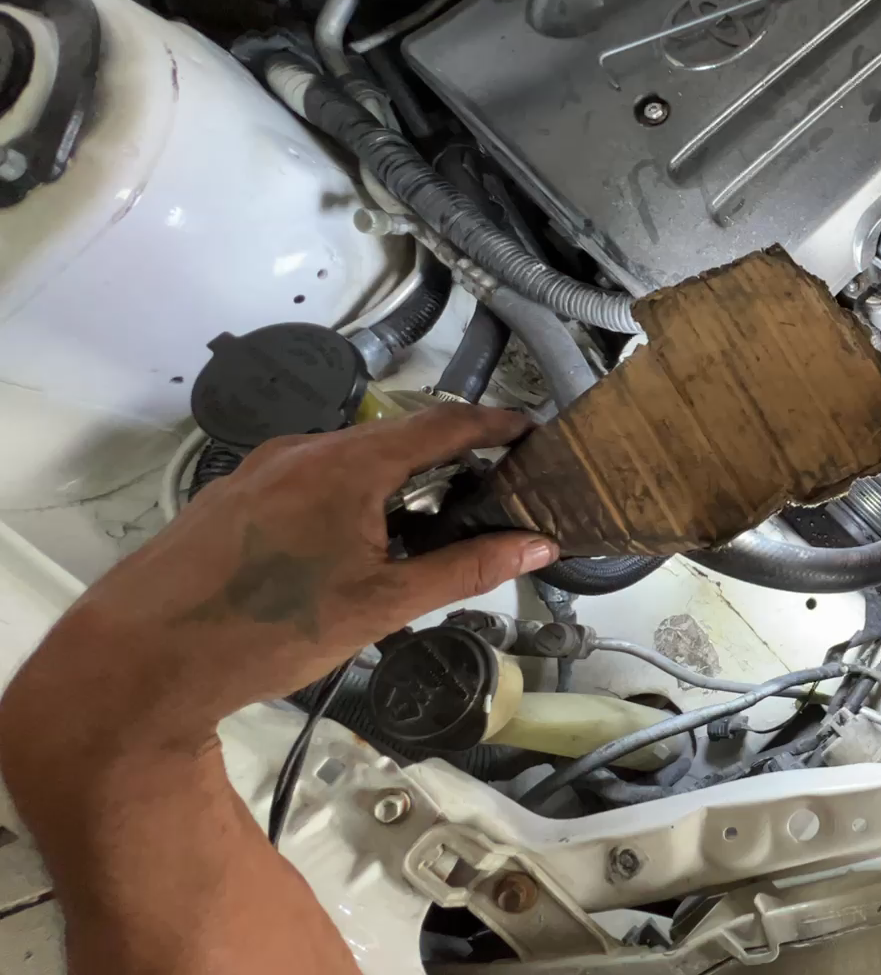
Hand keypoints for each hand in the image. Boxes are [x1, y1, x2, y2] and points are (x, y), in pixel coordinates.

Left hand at [0, 405, 557, 760]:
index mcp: (347, 466)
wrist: (123, 674)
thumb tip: (540, 546)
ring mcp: (261, 473)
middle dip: (455, 455)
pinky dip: (361, 493)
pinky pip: (317, 477)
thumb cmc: (265, 633)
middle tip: (494, 486)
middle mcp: (302, 453)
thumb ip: (470, 567)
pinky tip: (363, 540)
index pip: (443, 424)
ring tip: (433, 522)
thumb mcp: (386, 604)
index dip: (496, 423)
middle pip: (400, 437)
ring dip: (406, 478)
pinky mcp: (234, 498)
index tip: (532, 431)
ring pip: (357, 458)